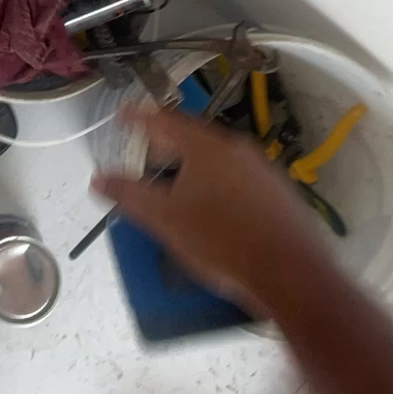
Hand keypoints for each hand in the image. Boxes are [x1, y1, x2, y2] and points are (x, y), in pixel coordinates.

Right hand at [92, 105, 330, 310]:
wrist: (294, 279)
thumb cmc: (223, 243)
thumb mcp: (165, 220)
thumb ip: (128, 195)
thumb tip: (97, 178)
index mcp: (206, 146)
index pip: (163, 120)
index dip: (138, 117)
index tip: (122, 114)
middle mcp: (237, 149)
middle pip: (193, 136)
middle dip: (166, 143)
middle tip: (145, 153)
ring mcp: (264, 170)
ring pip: (218, 157)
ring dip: (193, 164)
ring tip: (176, 182)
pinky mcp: (281, 195)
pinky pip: (239, 176)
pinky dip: (218, 181)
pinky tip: (213, 207)